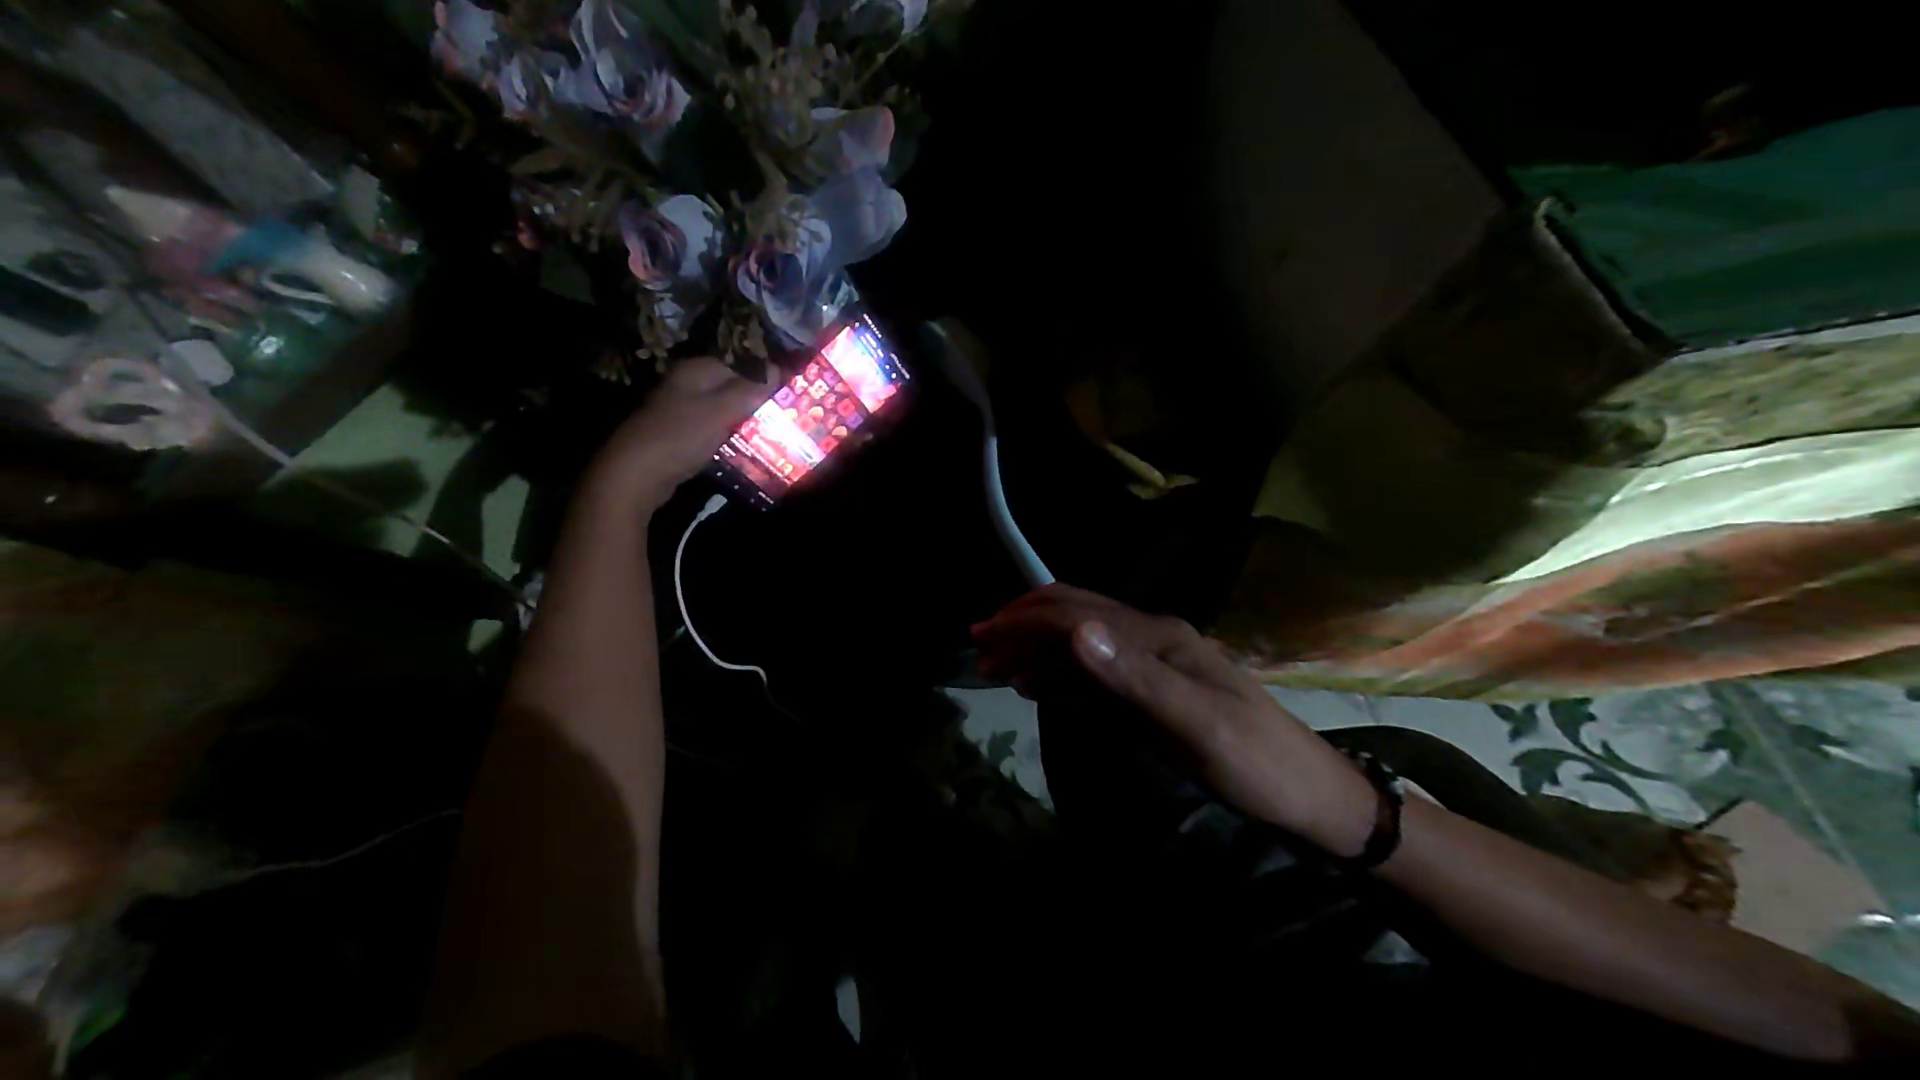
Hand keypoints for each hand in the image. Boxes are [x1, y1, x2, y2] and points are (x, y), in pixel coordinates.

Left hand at [585, 356, 773, 511]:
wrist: (636, 474)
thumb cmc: (681, 436)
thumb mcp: (722, 409)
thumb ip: (751, 388)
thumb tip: (778, 368)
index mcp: (697, 370)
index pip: (742, 364)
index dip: (768, 377)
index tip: (792, 395)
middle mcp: (687, 384)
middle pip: (734, 388)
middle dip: (759, 402)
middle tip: (787, 418)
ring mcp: (681, 410)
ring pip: (725, 411)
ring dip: (746, 422)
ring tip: (774, 435)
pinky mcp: (680, 435)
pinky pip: (714, 431)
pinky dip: (730, 438)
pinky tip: (745, 450)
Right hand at [971, 585, 1376, 856]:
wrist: (1307, 793)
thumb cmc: (1251, 760)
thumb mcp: (1194, 723)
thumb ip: (1134, 677)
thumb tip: (1075, 631)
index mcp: (1157, 636)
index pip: (1076, 613)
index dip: (1025, 621)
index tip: (981, 638)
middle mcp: (1152, 637)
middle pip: (1076, 614)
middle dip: (1024, 625)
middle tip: (981, 650)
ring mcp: (1154, 661)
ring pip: (1082, 639)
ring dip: (1038, 648)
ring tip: (1000, 670)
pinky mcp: (1155, 687)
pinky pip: (1097, 666)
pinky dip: (1060, 669)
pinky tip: (1042, 685)